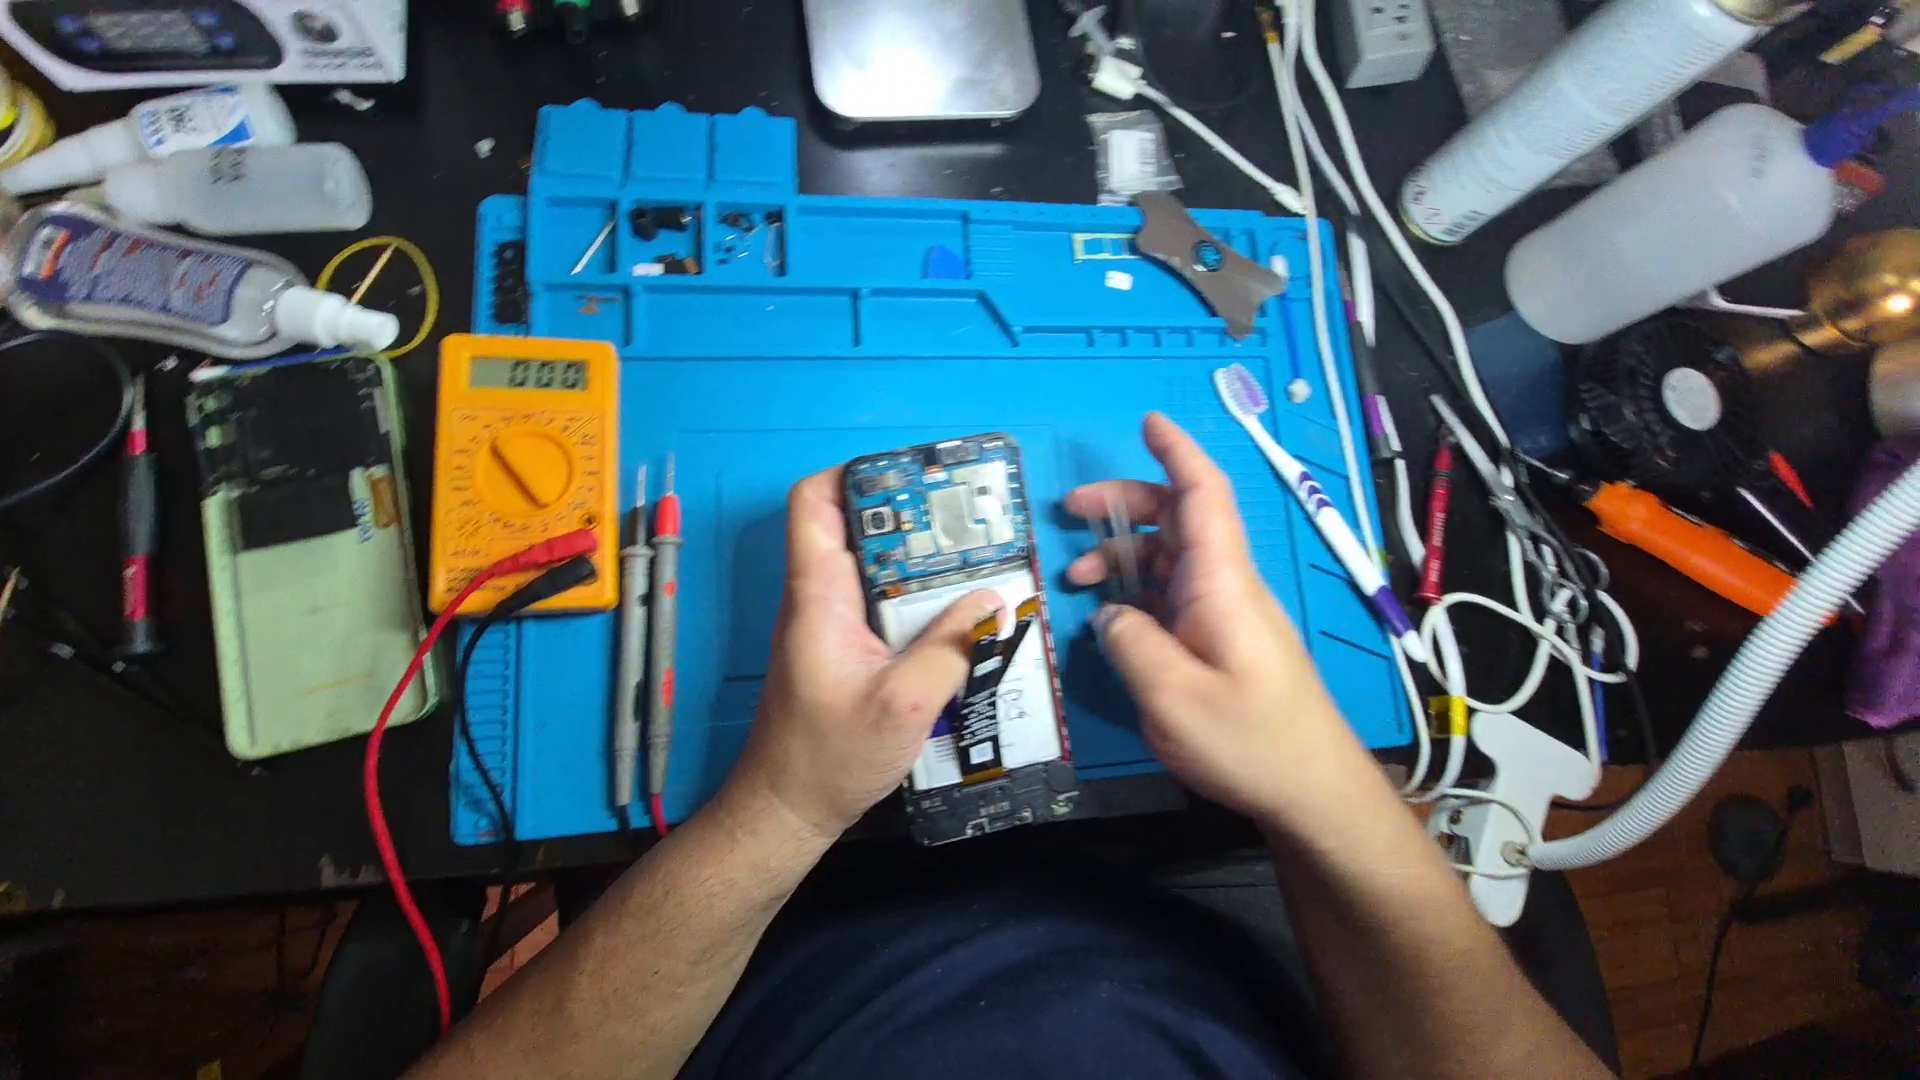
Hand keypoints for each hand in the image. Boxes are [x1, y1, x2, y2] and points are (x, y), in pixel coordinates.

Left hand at [722, 467, 1000, 843]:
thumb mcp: (902, 705)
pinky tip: (961, 611)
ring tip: (978, 558)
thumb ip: (950, 649)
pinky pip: (885, 604)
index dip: (854, 475)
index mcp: (818, 594)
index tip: (912, 480)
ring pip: (876, 568)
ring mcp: (834, 622)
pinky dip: (920, 598)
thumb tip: (995, 601)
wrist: (788, 809)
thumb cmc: (829, 757)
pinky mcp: (848, 647)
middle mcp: (822, 597)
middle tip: (969, 521)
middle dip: (910, 516)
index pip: (814, 504)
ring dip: (922, 560)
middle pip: (857, 528)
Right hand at [1065, 413, 1374, 829]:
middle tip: (1070, 510)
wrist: (1311, 789)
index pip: (1203, 494)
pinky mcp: (1222, 637)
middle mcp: (1226, 584)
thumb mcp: (1171, 698)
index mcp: (1221, 582)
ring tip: (1077, 579)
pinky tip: (1111, 616)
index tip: (1149, 422)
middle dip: (1123, 502)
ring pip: (1170, 555)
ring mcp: (1225, 611)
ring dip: (1122, 553)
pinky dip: (1136, 590)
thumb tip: (1111, 613)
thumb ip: (1129, 643)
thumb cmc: (1248, 740)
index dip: (1177, 451)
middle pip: (1178, 517)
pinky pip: (1173, 592)